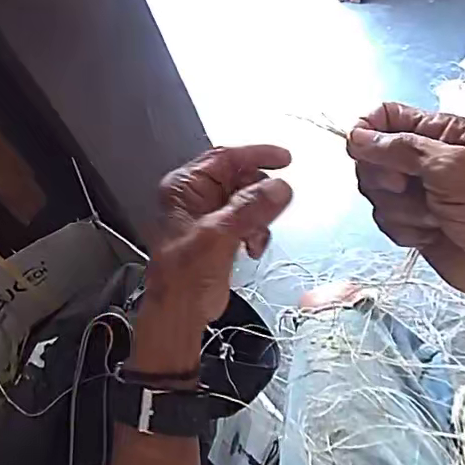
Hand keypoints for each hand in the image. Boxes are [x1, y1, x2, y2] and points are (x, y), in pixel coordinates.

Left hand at [142, 145, 292, 338]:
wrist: (180, 310)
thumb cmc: (182, 275)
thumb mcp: (218, 235)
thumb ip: (249, 209)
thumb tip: (278, 187)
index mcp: (185, 187)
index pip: (224, 157)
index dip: (256, 154)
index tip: (284, 158)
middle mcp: (195, 196)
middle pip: (240, 178)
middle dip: (260, 196)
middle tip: (271, 210)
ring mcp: (208, 214)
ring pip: (249, 200)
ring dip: (260, 218)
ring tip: (254, 238)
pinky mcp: (221, 232)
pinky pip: (250, 219)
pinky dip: (257, 231)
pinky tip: (252, 248)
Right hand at [346, 103, 464, 304]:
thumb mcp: (452, 168)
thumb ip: (401, 147)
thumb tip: (355, 136)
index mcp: (440, 132)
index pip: (385, 117)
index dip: (367, 131)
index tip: (364, 151)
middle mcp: (424, 157)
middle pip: (370, 156)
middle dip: (384, 178)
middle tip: (408, 188)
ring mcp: (416, 190)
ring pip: (374, 190)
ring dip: (399, 208)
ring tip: (432, 216)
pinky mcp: (410, 219)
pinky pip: (382, 217)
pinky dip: (403, 228)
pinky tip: (431, 233)